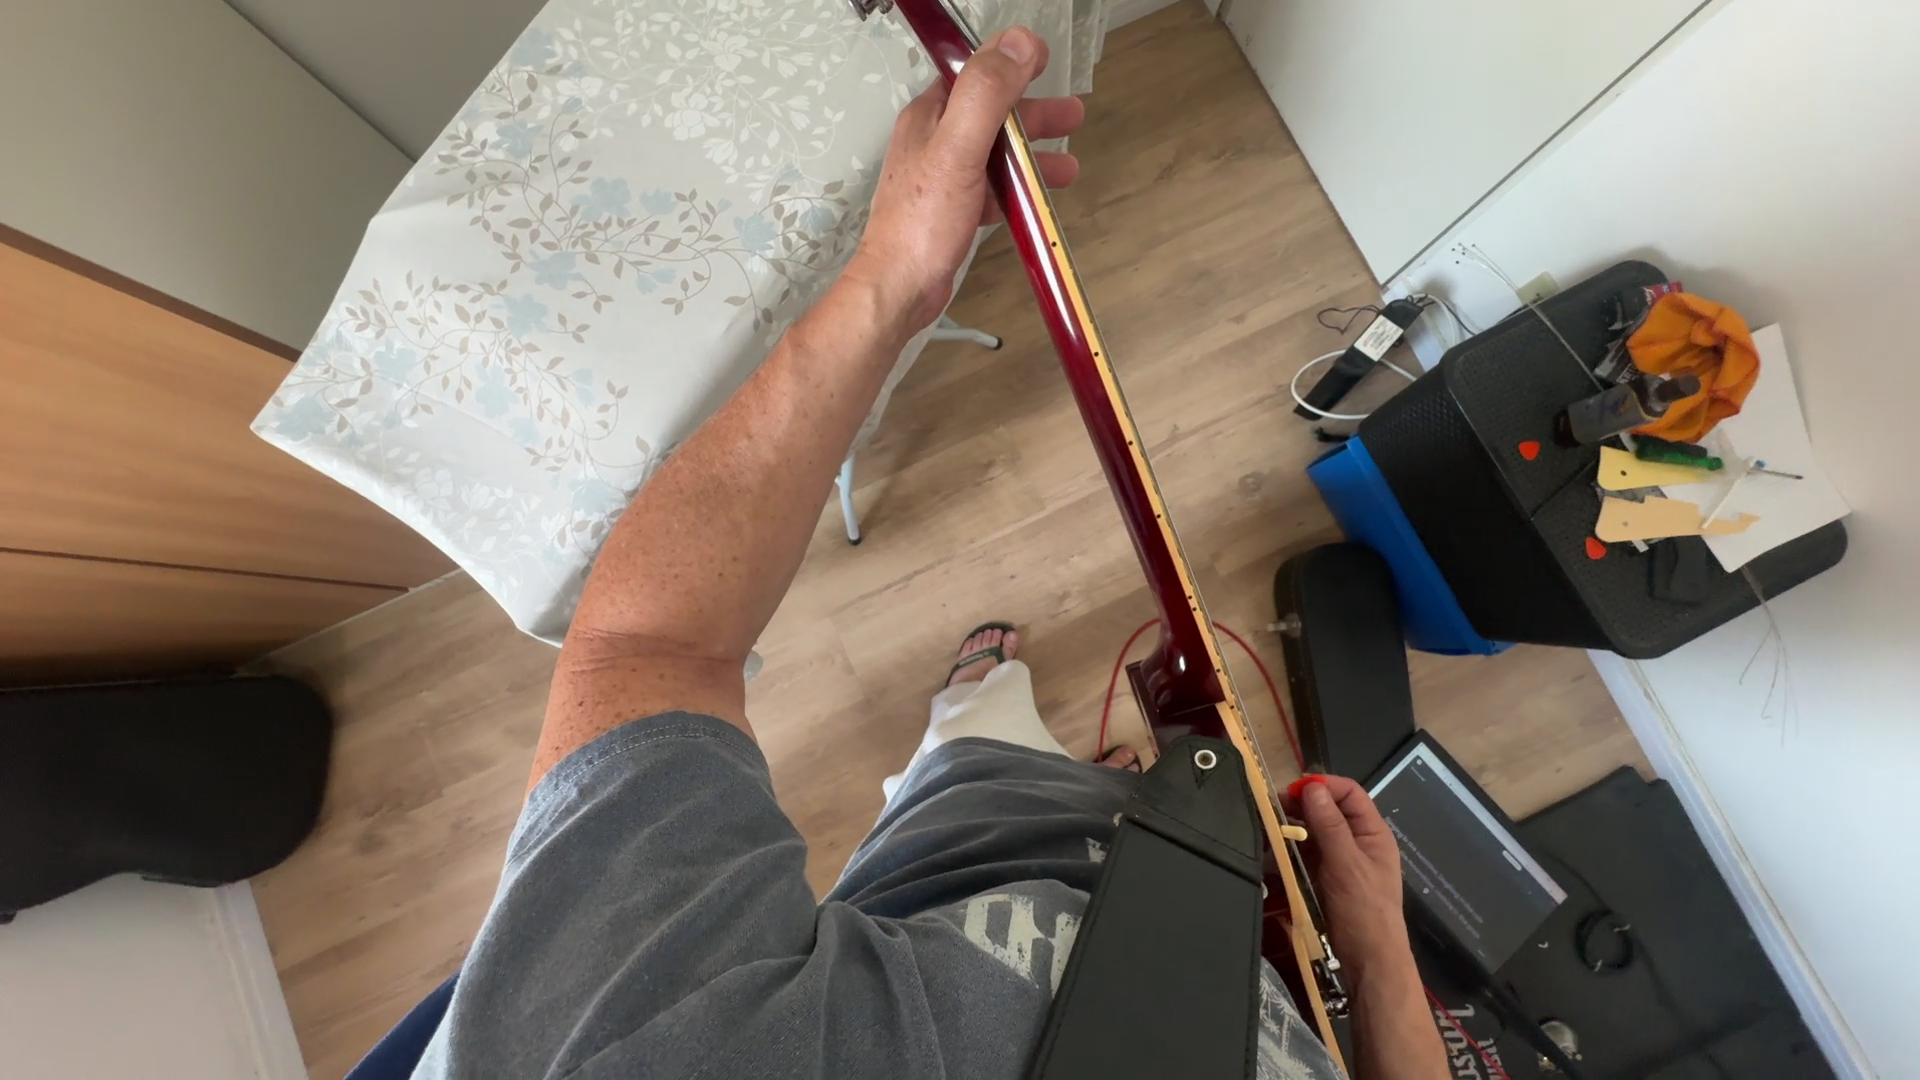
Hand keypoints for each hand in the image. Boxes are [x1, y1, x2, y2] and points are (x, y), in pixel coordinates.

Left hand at [842, 25, 1085, 336]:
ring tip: (1067, 168)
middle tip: (1072, 117)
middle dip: (1033, 115)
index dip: (1009, 64)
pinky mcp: (952, 214)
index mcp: (931, 118)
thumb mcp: (957, 150)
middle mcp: (934, 144)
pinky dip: (1016, 193)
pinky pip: (990, 193)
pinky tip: (1035, 203)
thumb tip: (1019, 44)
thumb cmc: (920, 226)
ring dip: (1031, 158)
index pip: (973, 75)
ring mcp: (943, 181)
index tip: (1044, 62)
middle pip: (991, 116)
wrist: (899, 288)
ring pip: (994, 158)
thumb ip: (986, 94)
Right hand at [1286, 775, 1410, 981]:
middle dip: (1302, 804)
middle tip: (1274, 808)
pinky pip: (1307, 851)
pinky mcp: (1326, 874)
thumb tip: (1312, 787)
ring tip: (1269, 826)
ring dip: (1293, 824)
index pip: (1349, 792)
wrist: (1369, 962)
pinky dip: (1290, 846)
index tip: (1293, 790)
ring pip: (1314, 828)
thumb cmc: (1364, 912)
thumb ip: (1330, 824)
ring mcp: (1341, 858)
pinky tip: (1273, 848)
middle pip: (1329, 807)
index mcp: (1372, 833)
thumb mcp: (1346, 864)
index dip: (1323, 785)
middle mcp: (1358, 840)